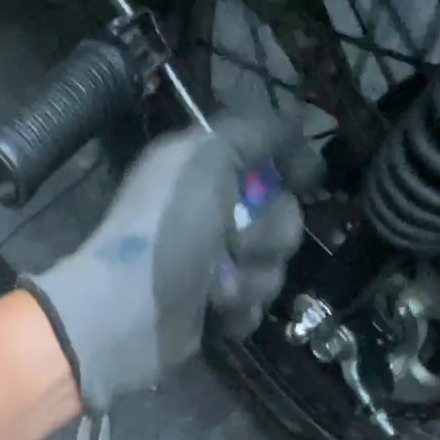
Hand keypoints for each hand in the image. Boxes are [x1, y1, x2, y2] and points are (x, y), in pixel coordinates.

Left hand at [21, 117, 320, 410]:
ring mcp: (213, 268)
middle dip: (268, 234)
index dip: (292, 164)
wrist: (130, 312)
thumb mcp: (206, 156)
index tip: (309, 179)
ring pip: (273, 268)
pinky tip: (216, 314)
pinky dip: (239, 311)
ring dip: (250, 278)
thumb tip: (295, 125)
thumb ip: (254, 131)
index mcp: (203, 172)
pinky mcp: (212, 312)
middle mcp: (209, 216)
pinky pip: (255, 307)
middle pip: (284, 218)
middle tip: (233, 244)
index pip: (267, 157)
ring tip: (215, 289)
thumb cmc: (165, 228)